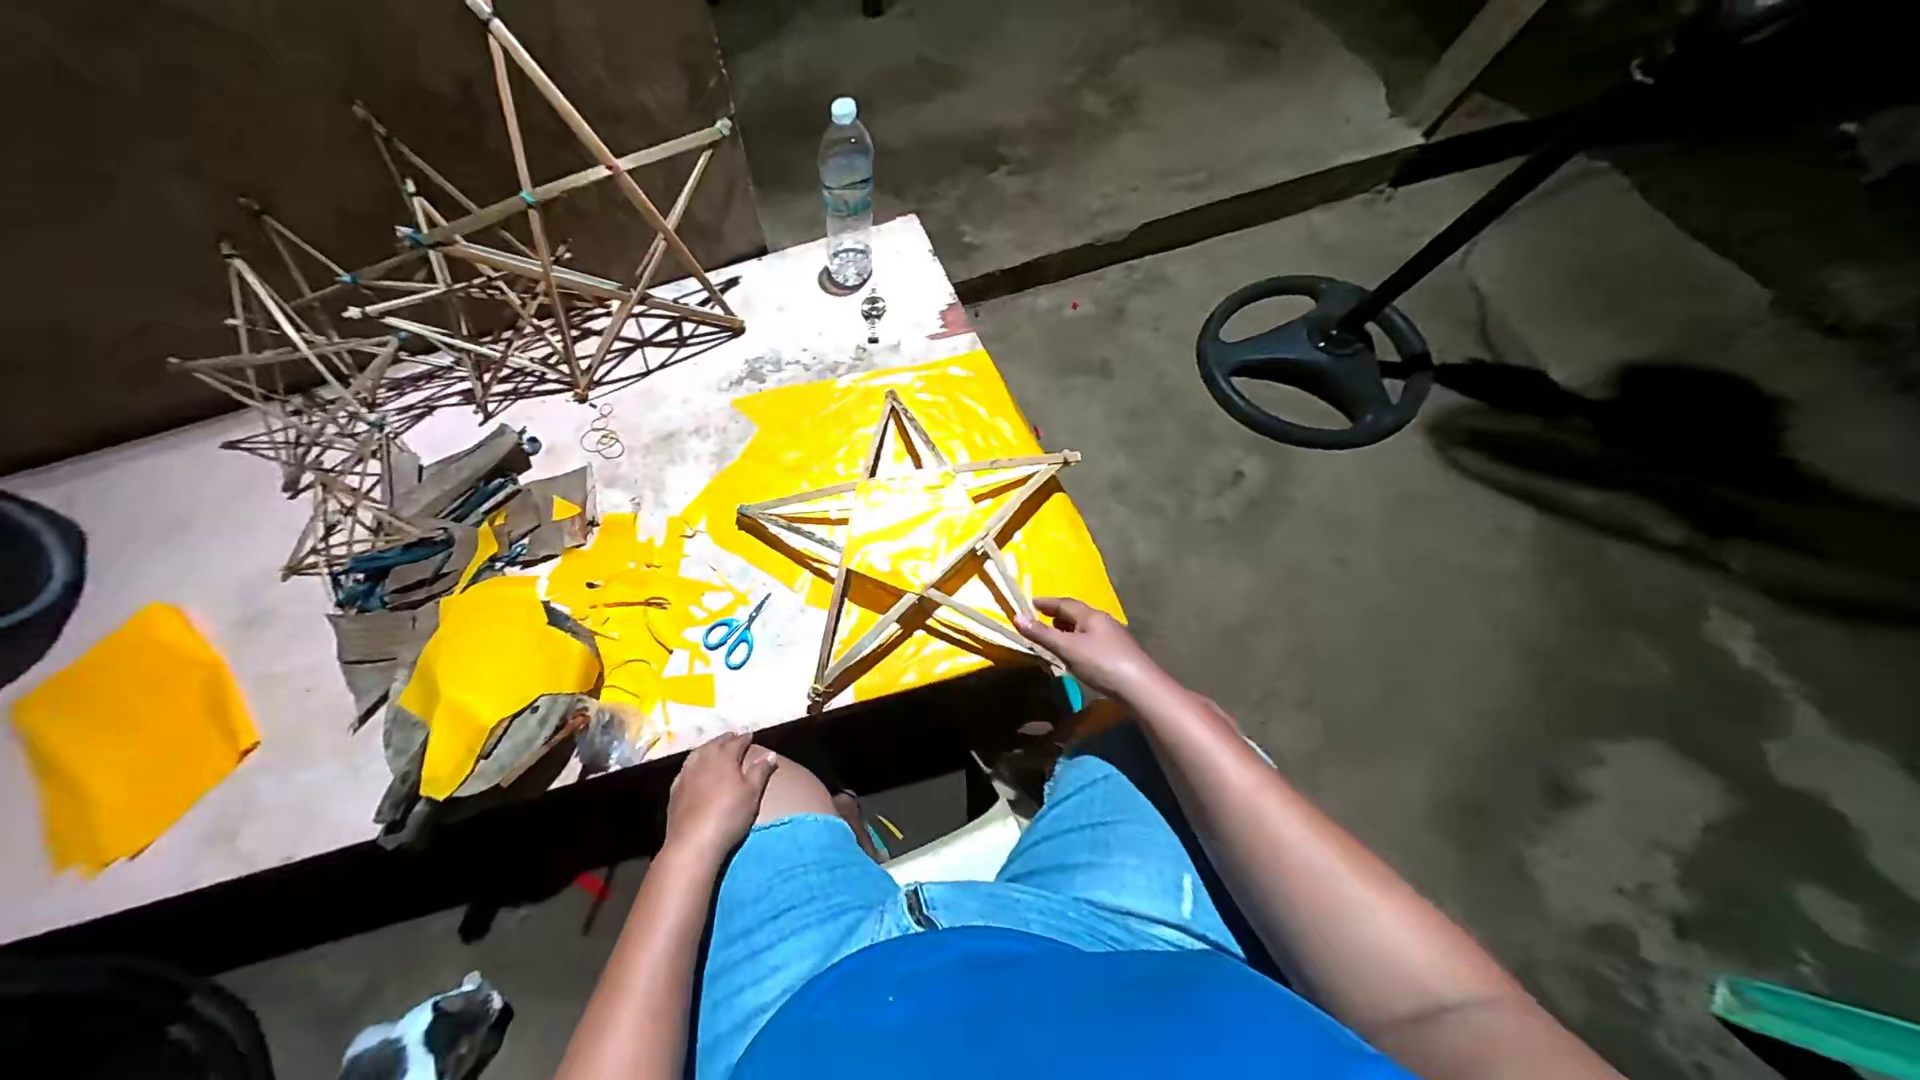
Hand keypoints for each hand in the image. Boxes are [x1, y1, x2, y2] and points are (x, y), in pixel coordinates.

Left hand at [664, 733, 777, 859]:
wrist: (693, 842)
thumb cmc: (729, 815)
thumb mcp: (752, 793)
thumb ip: (760, 771)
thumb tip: (770, 754)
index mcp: (724, 757)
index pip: (737, 742)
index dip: (745, 738)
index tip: (750, 735)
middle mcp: (703, 759)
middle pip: (716, 743)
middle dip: (726, 739)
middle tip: (734, 737)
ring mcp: (686, 773)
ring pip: (699, 753)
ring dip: (709, 748)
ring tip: (715, 748)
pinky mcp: (675, 788)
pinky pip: (687, 767)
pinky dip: (695, 763)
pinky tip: (696, 769)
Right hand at [1015, 597, 1163, 698]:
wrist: (1140, 687)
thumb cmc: (1101, 663)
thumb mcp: (1067, 648)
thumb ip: (1042, 634)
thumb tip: (1017, 617)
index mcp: (1091, 616)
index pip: (1065, 603)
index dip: (1047, 602)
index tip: (1031, 603)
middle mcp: (1103, 621)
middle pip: (1077, 614)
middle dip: (1058, 615)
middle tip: (1040, 618)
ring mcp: (1113, 638)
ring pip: (1085, 628)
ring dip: (1068, 629)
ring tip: (1054, 635)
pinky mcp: (1118, 653)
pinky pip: (1092, 640)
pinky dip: (1078, 641)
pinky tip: (1075, 654)